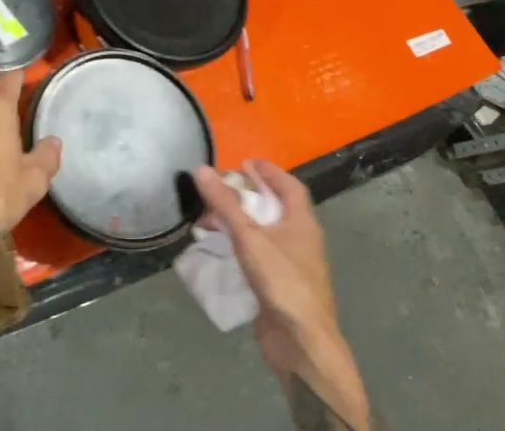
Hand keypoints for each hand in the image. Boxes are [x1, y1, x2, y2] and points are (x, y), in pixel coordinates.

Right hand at [194, 161, 371, 429]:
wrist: (302, 341)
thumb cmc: (282, 282)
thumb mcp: (249, 237)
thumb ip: (225, 204)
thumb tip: (202, 169)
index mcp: (302, 223)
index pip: (290, 186)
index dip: (269, 171)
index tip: (245, 162)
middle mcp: (301, 240)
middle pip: (275, 208)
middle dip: (247, 195)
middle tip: (219, 189)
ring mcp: (292, 264)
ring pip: (265, 232)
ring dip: (240, 221)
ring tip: (211, 218)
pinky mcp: (281, 284)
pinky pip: (259, 254)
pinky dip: (240, 244)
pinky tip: (220, 249)